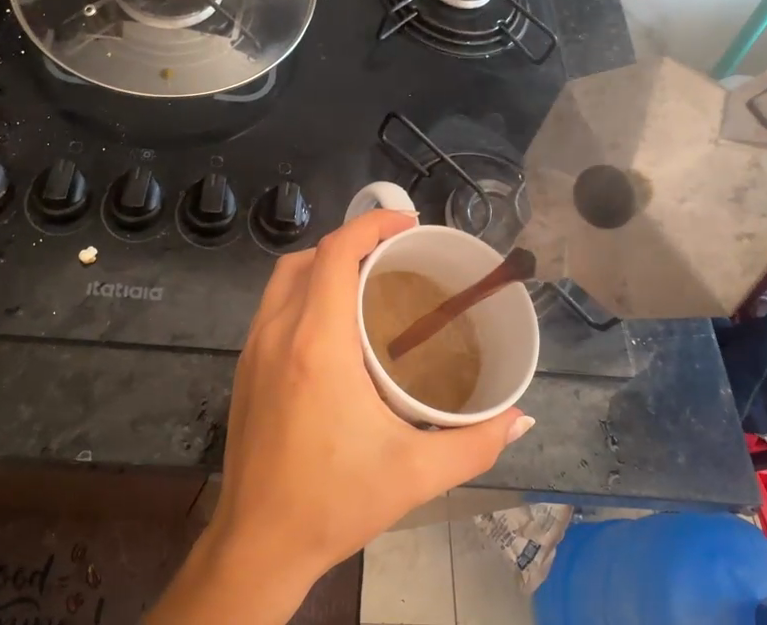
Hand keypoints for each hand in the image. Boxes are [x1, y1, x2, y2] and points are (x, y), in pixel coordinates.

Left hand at [147, 210, 532, 623]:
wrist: (258, 542)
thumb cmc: (334, 501)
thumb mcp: (415, 473)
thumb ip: (475, 442)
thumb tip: (521, 418)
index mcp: (316, 343)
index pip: (337, 254)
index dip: (371, 225)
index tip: (408, 223)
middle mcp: (277, 333)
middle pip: (309, 258)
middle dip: (352, 243)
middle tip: (396, 257)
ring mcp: (254, 349)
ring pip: (285, 279)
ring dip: (324, 266)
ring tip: (369, 285)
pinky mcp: (245, 368)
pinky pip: (273, 307)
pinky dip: (304, 294)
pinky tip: (336, 327)